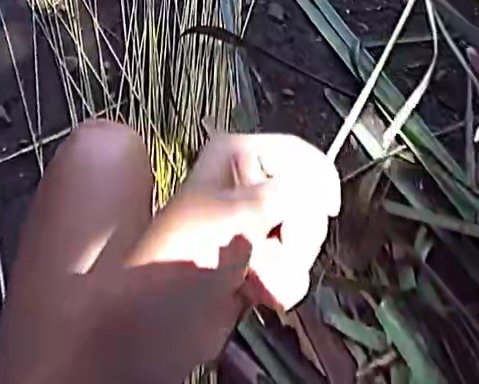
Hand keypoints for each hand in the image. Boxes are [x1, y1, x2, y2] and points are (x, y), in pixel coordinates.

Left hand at [98, 134, 339, 379]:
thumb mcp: (239, 214)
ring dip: (285, 265)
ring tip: (251, 275)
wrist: (150, 325)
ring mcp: (251, 226)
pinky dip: (279, 285)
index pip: (296, 153)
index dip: (318, 178)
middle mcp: (246, 184)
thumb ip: (288, 195)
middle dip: (296, 232)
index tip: (328, 209)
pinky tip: (251, 292)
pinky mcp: (254, 264)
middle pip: (307, 199)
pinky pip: (292, 270)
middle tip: (271, 246)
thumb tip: (317, 191)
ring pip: (303, 239)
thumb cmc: (185, 256)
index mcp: (237, 154)